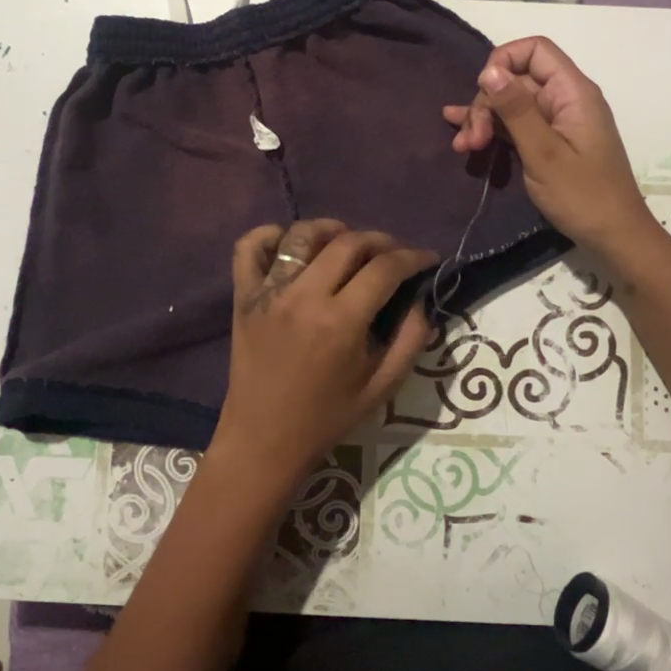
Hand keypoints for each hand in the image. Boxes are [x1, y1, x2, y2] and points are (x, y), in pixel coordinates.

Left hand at [212, 220, 437, 481]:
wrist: (263, 441)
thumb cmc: (327, 418)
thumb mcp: (382, 387)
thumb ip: (410, 339)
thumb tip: (420, 299)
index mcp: (341, 322)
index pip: (385, 268)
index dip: (413, 257)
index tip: (427, 258)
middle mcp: (303, 297)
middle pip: (349, 243)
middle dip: (381, 240)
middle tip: (394, 254)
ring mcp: (269, 292)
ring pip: (302, 236)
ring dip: (332, 230)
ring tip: (348, 242)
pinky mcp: (243, 296)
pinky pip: (250, 248)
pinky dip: (270, 235)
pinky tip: (291, 245)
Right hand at [443, 36, 655, 253]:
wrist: (614, 237)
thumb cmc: (583, 196)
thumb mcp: (543, 153)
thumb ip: (516, 109)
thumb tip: (490, 70)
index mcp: (572, 92)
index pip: (534, 50)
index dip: (503, 61)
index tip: (483, 92)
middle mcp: (565, 99)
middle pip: (516, 80)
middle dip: (487, 103)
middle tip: (473, 141)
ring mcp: (557, 121)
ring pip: (512, 104)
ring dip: (485, 121)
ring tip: (465, 148)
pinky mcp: (550, 142)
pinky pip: (517, 125)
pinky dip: (494, 132)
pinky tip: (467, 140)